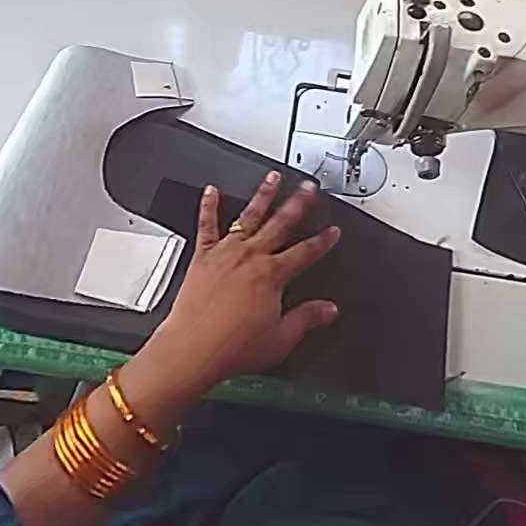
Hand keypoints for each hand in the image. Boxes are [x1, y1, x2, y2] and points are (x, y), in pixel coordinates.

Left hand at [130, 173, 341, 401]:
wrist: (192, 348)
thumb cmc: (232, 346)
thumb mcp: (281, 339)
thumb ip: (307, 319)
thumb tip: (328, 310)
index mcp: (272, 275)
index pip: (306, 252)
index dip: (323, 241)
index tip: (333, 231)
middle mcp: (251, 257)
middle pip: (281, 223)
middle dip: (298, 203)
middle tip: (309, 187)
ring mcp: (226, 252)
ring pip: (249, 215)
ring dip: (263, 195)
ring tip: (272, 177)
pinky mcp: (204, 255)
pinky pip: (207, 224)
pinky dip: (209, 206)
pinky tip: (212, 190)